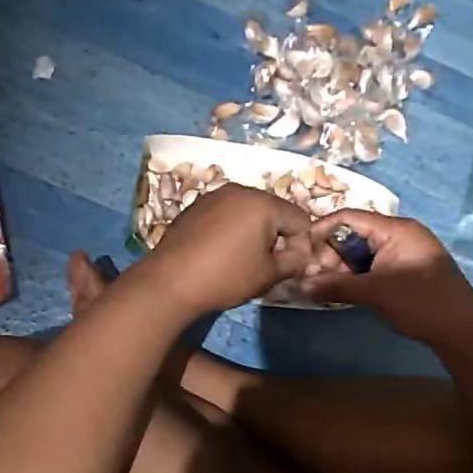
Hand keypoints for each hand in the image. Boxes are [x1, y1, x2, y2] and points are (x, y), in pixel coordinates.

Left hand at [135, 185, 312, 314]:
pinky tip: (219, 254)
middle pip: (272, 212)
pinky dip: (230, 230)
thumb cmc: (225, 277)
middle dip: (276, 236)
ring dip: (253, 233)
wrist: (169, 282)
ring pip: (247, 212)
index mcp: (263, 203)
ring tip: (241, 261)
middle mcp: (239, 190)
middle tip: (266, 265)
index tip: (290, 267)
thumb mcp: (268, 274)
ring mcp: (213, 196)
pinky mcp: (194, 207)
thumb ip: (295, 260)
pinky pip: (224, 215)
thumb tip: (303, 253)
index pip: (299, 219)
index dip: (301, 245)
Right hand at [300, 211, 472, 343]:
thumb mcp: (375, 292)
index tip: (299, 250)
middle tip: (310, 276)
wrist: (463, 330)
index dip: (321, 231)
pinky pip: (370, 265)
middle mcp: (399, 235)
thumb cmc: (421, 302)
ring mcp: (402, 253)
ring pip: (360, 252)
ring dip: (339, 267)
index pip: (349, 217)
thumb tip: (300, 286)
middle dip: (328, 254)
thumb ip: (336, 286)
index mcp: (395, 229)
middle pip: (352, 234)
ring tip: (320, 285)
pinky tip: (339, 290)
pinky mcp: (403, 270)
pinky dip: (353, 276)